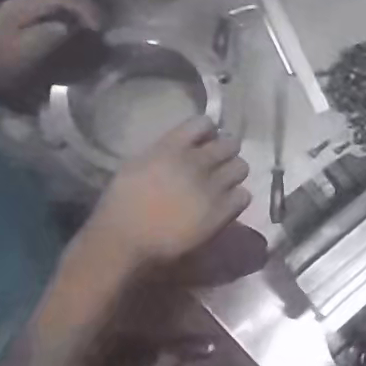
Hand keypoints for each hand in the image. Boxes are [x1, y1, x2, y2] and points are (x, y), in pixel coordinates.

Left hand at [0, 0, 101, 99]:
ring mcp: (28, 5)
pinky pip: (60, 7)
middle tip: (102, 28)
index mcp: (28, 5)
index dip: (88, 8)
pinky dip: (75, 15)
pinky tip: (79, 30)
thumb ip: (46, 35)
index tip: (100, 28)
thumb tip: (70, 26)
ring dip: (84, 10)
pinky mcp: (30, 14)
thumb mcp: (22, 51)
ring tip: (95, 29)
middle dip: (90, 8)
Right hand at [85, 117, 250, 268]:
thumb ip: (166, 150)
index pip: (204, 122)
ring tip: (222, 185)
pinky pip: (244, 196)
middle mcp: (195, 163)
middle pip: (230, 144)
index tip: (205, 142)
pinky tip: (224, 206)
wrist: (124, 243)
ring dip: (233, 174)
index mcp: (171, 148)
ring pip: (242, 167)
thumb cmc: (122, 205)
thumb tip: (192, 144)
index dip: (208, 132)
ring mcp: (211, 187)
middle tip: (217, 165)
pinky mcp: (221, 211)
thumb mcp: (137, 164)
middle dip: (225, 153)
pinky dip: (236, 199)